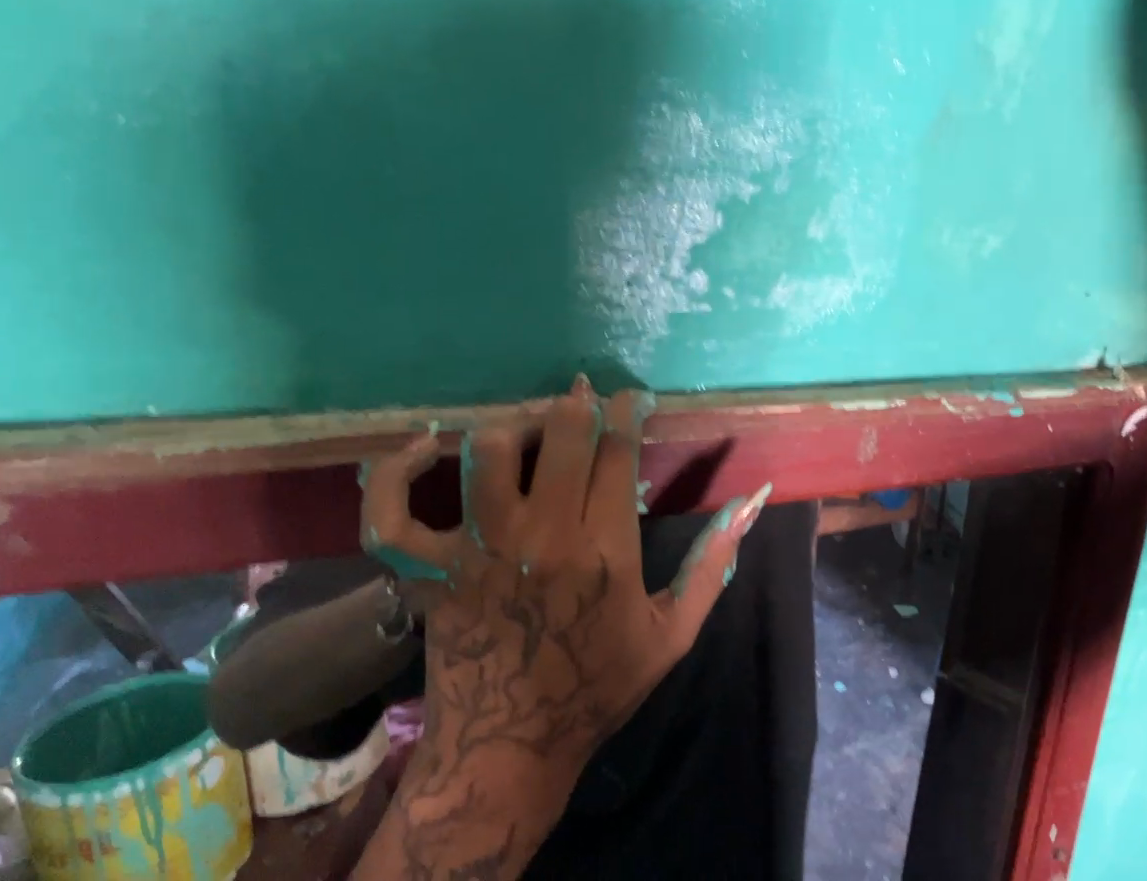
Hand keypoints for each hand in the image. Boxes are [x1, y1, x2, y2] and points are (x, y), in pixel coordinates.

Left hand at [356, 377, 770, 873]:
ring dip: (511, 425)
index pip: (618, 449)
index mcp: (606, 550)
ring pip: (487, 452)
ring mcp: (479, 553)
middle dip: (577, 405)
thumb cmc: (599, 687)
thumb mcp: (674, 631)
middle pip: (561, 434)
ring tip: (527, 427)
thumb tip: (754, 497)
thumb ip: (714, 562)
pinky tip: (425, 447)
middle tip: (584, 402)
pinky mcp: (426, 574)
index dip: (628, 410)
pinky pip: (392, 512)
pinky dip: (396, 471)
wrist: (511, 748)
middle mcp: (543, 538)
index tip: (633, 398)